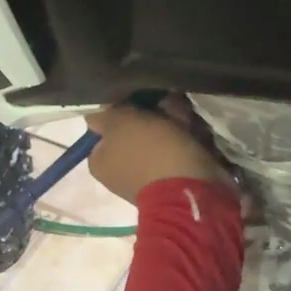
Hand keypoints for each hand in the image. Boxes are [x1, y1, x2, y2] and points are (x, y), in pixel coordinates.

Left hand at [85, 95, 235, 203]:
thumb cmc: (150, 153)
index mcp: (101, 163)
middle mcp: (122, 171)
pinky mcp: (176, 179)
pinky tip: (196, 131)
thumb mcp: (120, 123)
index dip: (121, 110)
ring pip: (159, 137)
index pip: (107, 128)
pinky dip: (187, 138)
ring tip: (185, 119)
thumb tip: (94, 117)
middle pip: (135, 130)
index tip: (136, 100)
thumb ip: (105, 115)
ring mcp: (149, 176)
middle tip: (166, 106)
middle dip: (153, 115)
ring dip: (173, 123)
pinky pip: (179, 149)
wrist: (191, 190)